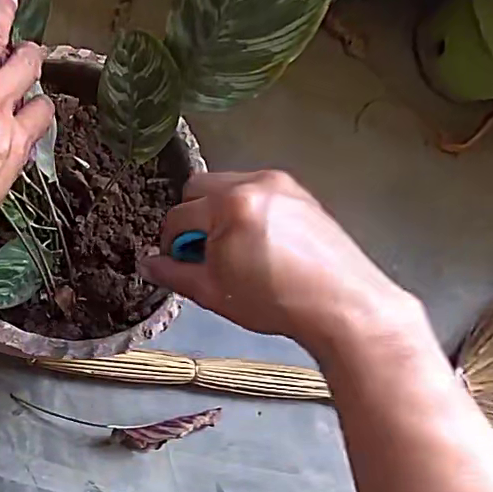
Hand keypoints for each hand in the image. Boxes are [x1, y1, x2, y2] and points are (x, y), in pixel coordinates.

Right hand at [139, 170, 427, 358]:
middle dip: (191, 218)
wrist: (344, 306)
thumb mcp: (211, 291)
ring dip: (216, 212)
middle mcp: (254, 185)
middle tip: (200, 250)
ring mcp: (280, 186)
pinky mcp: (299, 194)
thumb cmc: (280, 301)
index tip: (176, 261)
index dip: (170, 243)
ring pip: (226, 186)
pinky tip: (255, 244)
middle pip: (197, 188)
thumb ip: (172, 273)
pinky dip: (244, 211)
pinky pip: (255, 192)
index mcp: (229, 205)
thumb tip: (149, 265)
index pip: (177, 217)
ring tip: (230, 249)